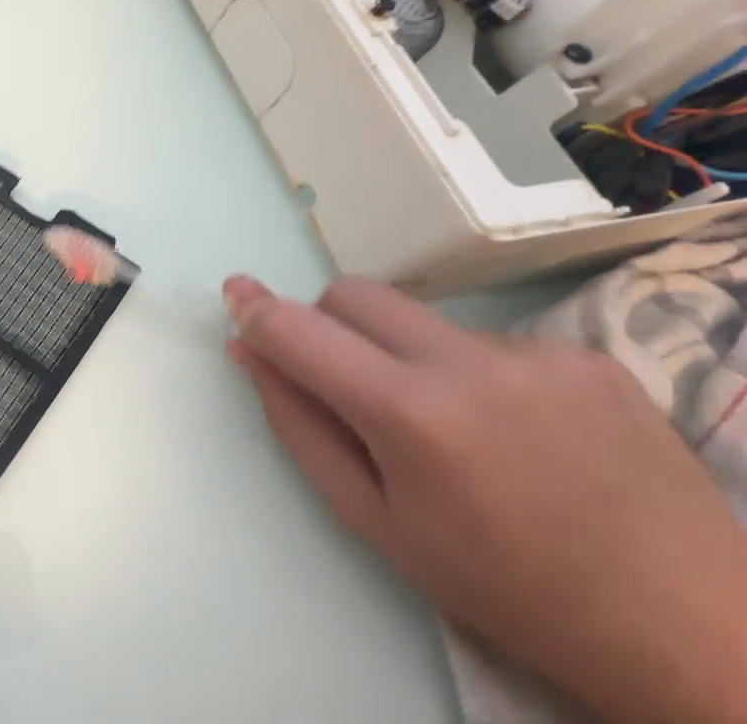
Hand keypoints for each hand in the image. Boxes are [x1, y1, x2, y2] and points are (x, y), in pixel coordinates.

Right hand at [225, 274, 746, 723]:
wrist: (683, 624)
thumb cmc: (499, 583)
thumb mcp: (372, 517)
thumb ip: (299, 424)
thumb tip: (249, 352)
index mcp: (409, 413)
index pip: (302, 330)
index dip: (257, 308)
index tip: (235, 293)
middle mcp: (472, 363)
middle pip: (358, 295)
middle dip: (328, 322)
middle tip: (341, 379)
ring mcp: (541, 354)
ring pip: (427, 322)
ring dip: (409, 356)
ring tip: (457, 431)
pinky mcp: (593, 358)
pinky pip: (495, 342)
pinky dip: (477, 374)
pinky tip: (518, 433)